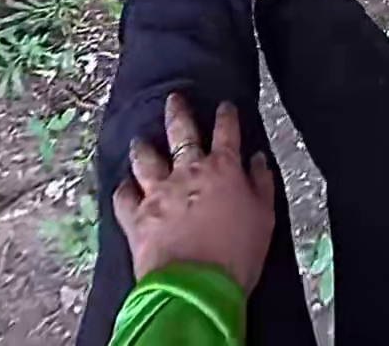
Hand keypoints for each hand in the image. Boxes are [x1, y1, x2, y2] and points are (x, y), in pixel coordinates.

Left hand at [114, 93, 276, 292]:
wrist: (198, 290)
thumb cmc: (237, 255)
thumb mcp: (264, 218)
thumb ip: (262, 183)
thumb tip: (258, 158)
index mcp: (222, 168)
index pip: (226, 131)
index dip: (226, 115)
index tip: (225, 106)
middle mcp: (188, 171)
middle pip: (181, 132)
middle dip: (178, 111)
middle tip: (174, 98)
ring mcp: (159, 191)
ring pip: (146, 158)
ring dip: (142, 148)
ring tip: (139, 140)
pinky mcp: (137, 216)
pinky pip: (124, 197)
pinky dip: (124, 191)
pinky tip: (124, 186)